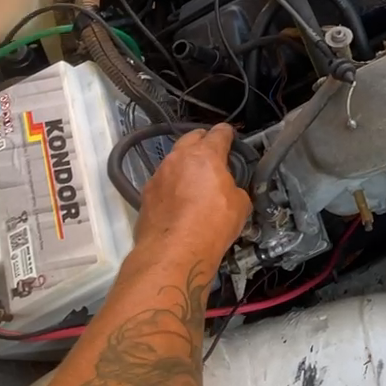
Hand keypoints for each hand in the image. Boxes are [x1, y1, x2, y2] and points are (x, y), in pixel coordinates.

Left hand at [132, 124, 251, 259]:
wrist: (173, 252)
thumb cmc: (212, 224)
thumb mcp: (240, 203)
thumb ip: (234, 186)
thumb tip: (229, 189)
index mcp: (206, 155)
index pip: (219, 132)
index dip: (228, 134)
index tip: (231, 139)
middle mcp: (178, 159)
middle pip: (191, 138)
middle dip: (203, 142)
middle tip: (214, 156)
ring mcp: (158, 176)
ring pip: (174, 160)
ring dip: (186, 165)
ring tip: (196, 181)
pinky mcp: (145, 196)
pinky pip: (163, 181)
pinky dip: (172, 185)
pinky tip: (181, 201)